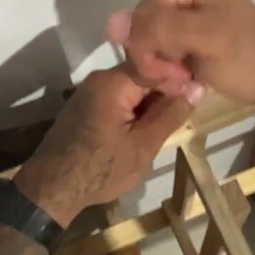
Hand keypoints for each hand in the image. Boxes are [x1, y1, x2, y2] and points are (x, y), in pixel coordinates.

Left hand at [12, 66, 193, 225]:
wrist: (51, 189)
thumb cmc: (100, 169)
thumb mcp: (143, 146)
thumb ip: (171, 114)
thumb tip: (199, 88)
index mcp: (114, 82)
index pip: (159, 65)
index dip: (183, 78)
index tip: (203, 90)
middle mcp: (101, 78)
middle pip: (145, 73)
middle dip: (168, 90)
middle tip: (192, 108)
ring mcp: (92, 90)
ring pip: (134, 87)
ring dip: (153, 101)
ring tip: (176, 117)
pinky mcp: (88, 105)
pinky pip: (120, 97)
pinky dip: (137, 108)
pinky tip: (150, 125)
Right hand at [106, 0, 254, 106]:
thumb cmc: (247, 56)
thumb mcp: (207, 38)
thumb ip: (162, 28)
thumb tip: (112, 22)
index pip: (139, 16)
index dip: (148, 48)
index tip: (173, 72)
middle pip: (140, 30)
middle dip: (157, 60)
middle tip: (181, 79)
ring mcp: (181, 13)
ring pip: (147, 45)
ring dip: (163, 70)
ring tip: (187, 81)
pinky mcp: (185, 35)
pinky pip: (159, 53)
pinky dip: (170, 71)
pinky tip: (188, 80)